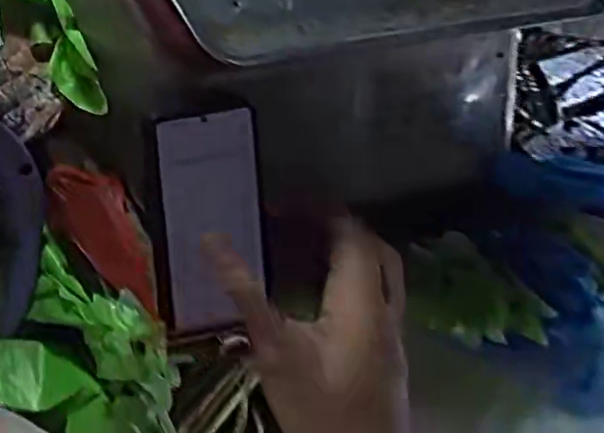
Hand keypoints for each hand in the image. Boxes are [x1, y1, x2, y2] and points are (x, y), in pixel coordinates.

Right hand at [204, 218, 408, 432]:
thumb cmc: (316, 406)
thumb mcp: (273, 348)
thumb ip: (244, 291)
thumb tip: (211, 237)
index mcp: (363, 311)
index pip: (359, 246)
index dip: (332, 215)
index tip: (293, 196)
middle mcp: (387, 321)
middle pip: (382, 259)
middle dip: (346, 228)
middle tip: (300, 210)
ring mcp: (392, 342)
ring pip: (383, 280)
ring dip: (351, 251)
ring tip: (303, 235)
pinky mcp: (385, 356)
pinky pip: (377, 298)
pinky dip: (351, 275)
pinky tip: (316, 280)